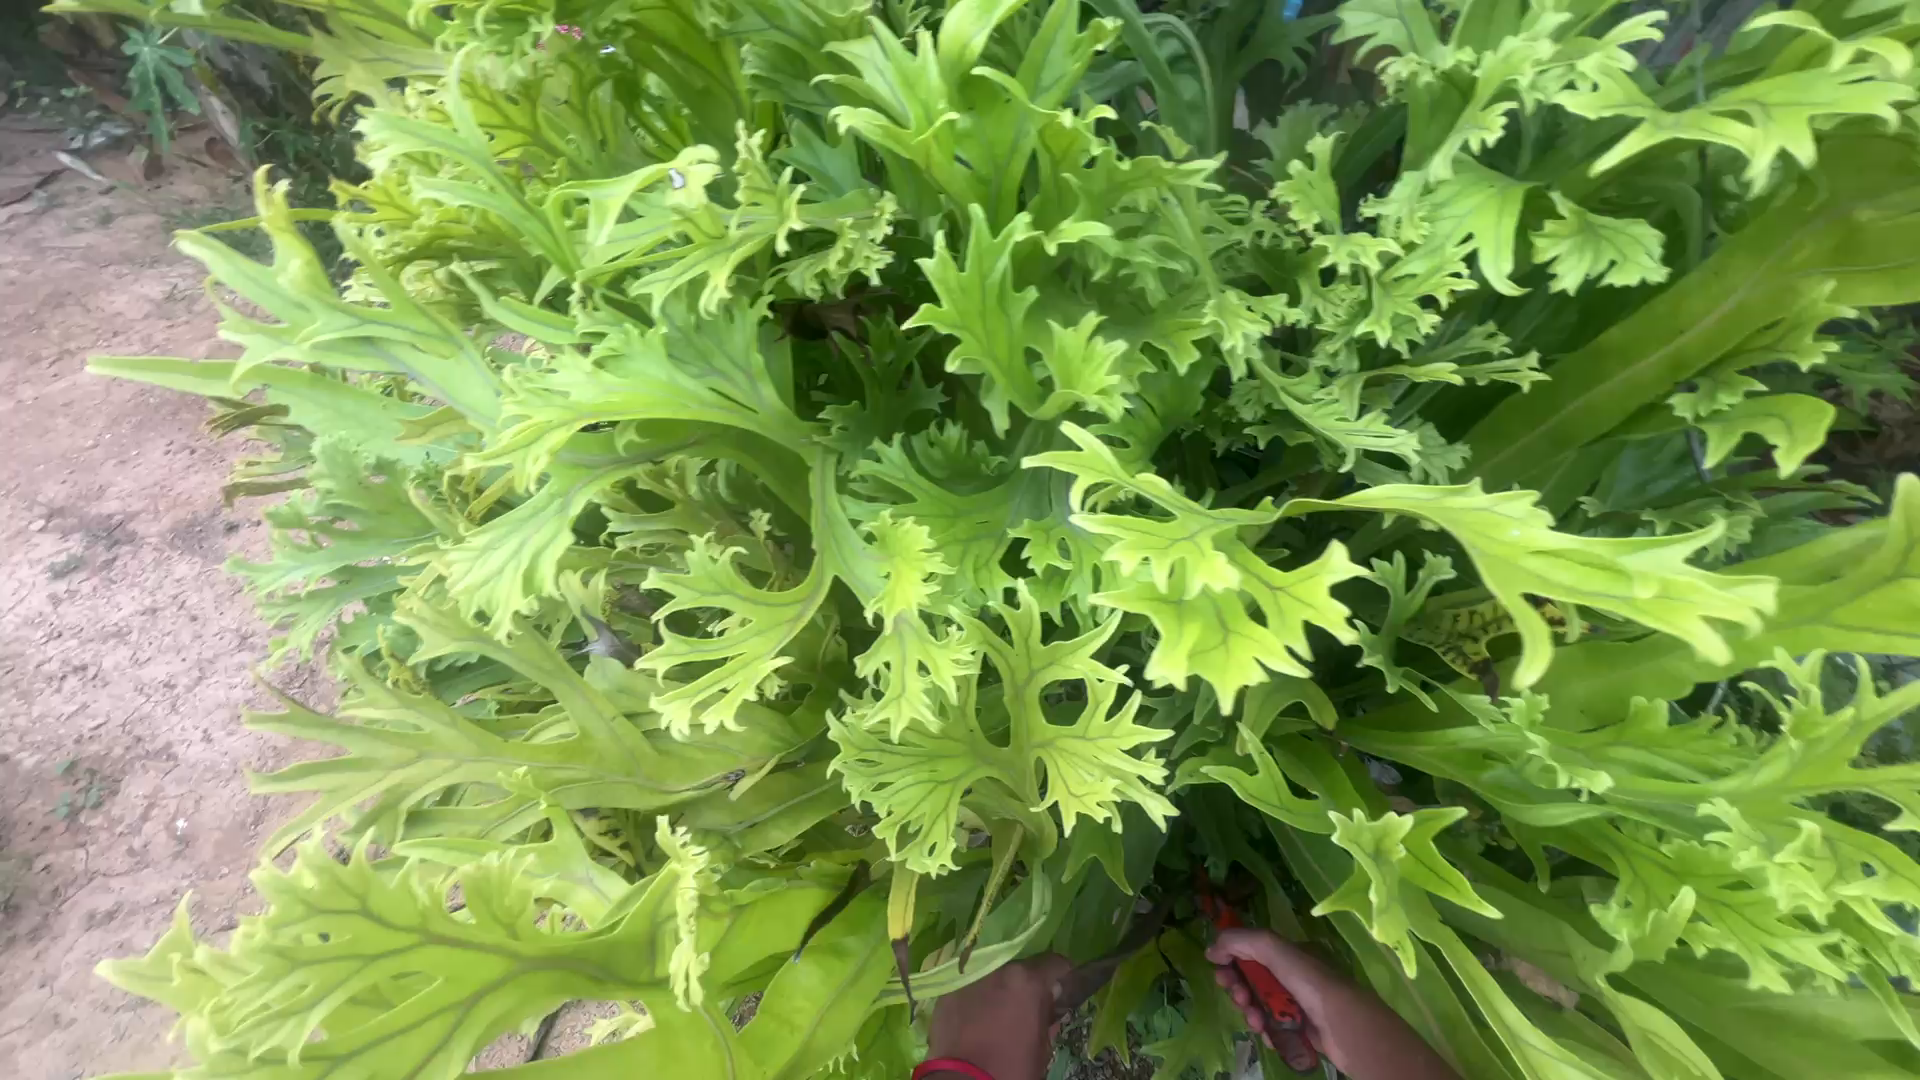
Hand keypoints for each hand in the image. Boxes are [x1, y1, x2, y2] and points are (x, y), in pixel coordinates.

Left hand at [926, 953, 1072, 1079]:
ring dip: (1000, 987)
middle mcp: (998, 968)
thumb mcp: (1042, 1049)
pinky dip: (977, 996)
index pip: (1055, 963)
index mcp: (1027, 981)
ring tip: (998, 1011)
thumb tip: (1050, 1004)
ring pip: (993, 973)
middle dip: (1027, 984)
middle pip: (1021, 967)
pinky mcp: (948, 989)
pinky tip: (976, 1016)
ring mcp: (970, 976)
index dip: (1062, 977)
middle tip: (1026, 1007)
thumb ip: (1048, 1018)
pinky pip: (970, 985)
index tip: (1061, 991)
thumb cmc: (1011, 1070)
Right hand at [1208, 929, 1461, 1079]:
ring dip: (1251, 1010)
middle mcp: (1295, 975)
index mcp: (1289, 952)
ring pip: (1262, 1005)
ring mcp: (1301, 1004)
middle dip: (1239, 987)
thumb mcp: (1273, 948)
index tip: (1220, 971)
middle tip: (1238, 997)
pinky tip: (1270, 1035)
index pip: (1250, 950)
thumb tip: (1209, 948)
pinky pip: (1276, 1028)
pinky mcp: (1305, 1032)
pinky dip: (1268, 1031)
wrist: (1350, 1030)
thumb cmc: (1312, 983)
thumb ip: (1239, 941)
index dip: (1232, 958)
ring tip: (1256, 1021)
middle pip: (1253, 978)